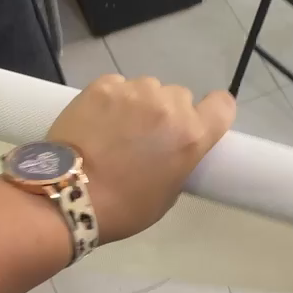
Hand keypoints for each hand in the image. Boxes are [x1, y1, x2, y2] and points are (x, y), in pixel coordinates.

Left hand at [46, 75, 235, 243]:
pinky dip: (112, 99)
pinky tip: (97, 120)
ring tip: (117, 129)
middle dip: (168, 113)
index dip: (212, 112)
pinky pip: (117, 85)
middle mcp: (168, 105)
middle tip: (146, 137)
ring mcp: (134, 91)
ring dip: (139, 104)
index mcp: (192, 135)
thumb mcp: (169, 193)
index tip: (199, 121)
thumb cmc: (124, 207)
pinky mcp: (102, 85)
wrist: (70, 196)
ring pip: (148, 88)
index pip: (222, 105)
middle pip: (180, 97)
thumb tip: (172, 147)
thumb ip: (180, 159)